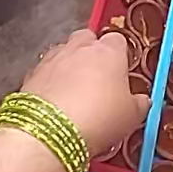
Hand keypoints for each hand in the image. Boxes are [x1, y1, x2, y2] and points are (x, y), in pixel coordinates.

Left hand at [18, 29, 150, 157]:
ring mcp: (53, 59)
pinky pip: (44, 72)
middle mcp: (79, 48)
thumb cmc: (98, 117)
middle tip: (97, 79)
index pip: (117, 40)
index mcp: (109, 51)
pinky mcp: (31, 74)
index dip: (119, 55)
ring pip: (63, 52)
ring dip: (69, 66)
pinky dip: (50, 82)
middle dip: (91, 53)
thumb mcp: (131, 116)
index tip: (121, 71)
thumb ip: (139, 104)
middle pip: (87, 38)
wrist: (50, 132)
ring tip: (75, 93)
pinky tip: (56, 103)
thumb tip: (141, 102)